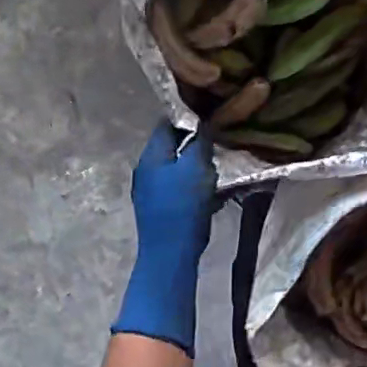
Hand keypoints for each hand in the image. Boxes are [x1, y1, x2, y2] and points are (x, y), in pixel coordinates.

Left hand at [110, 122, 216, 354]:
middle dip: (195, 139)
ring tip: (220, 160)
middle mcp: (146, 170)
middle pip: (172, 144)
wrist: (171, 253)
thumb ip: (200, 141)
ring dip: (196, 162)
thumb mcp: (196, 166)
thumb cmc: (183, 204)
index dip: (188, 115)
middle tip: (221, 136)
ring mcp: (151, 190)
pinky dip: (194, 181)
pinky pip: (179, 185)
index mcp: (151, 156)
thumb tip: (204, 122)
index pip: (167, 123)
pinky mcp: (161, 207)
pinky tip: (212, 186)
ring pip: (177, 165)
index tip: (211, 112)